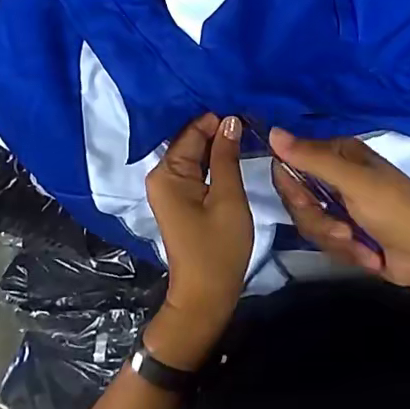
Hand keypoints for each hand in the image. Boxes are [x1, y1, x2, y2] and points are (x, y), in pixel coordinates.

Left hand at [143, 113, 252, 368]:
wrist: (205, 295)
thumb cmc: (218, 248)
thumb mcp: (228, 199)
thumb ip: (227, 157)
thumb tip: (229, 120)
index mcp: (167, 173)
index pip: (191, 132)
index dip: (217, 120)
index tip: (245, 112)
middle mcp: (160, 175)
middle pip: (189, 141)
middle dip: (215, 130)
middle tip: (249, 118)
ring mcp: (167, 187)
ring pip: (193, 154)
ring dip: (215, 145)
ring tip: (244, 131)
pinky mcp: (177, 198)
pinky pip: (194, 169)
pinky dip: (211, 161)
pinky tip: (230, 153)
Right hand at [270, 129, 409, 292]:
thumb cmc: (398, 210)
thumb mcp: (353, 182)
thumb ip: (310, 158)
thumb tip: (271, 132)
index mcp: (337, 155)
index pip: (289, 163)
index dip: (291, 187)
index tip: (306, 202)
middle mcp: (336, 176)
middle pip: (296, 198)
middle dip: (317, 220)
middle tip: (342, 229)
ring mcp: (342, 207)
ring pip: (310, 223)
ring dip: (335, 239)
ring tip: (361, 244)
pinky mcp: (348, 235)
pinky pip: (326, 242)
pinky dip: (347, 252)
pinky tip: (370, 255)